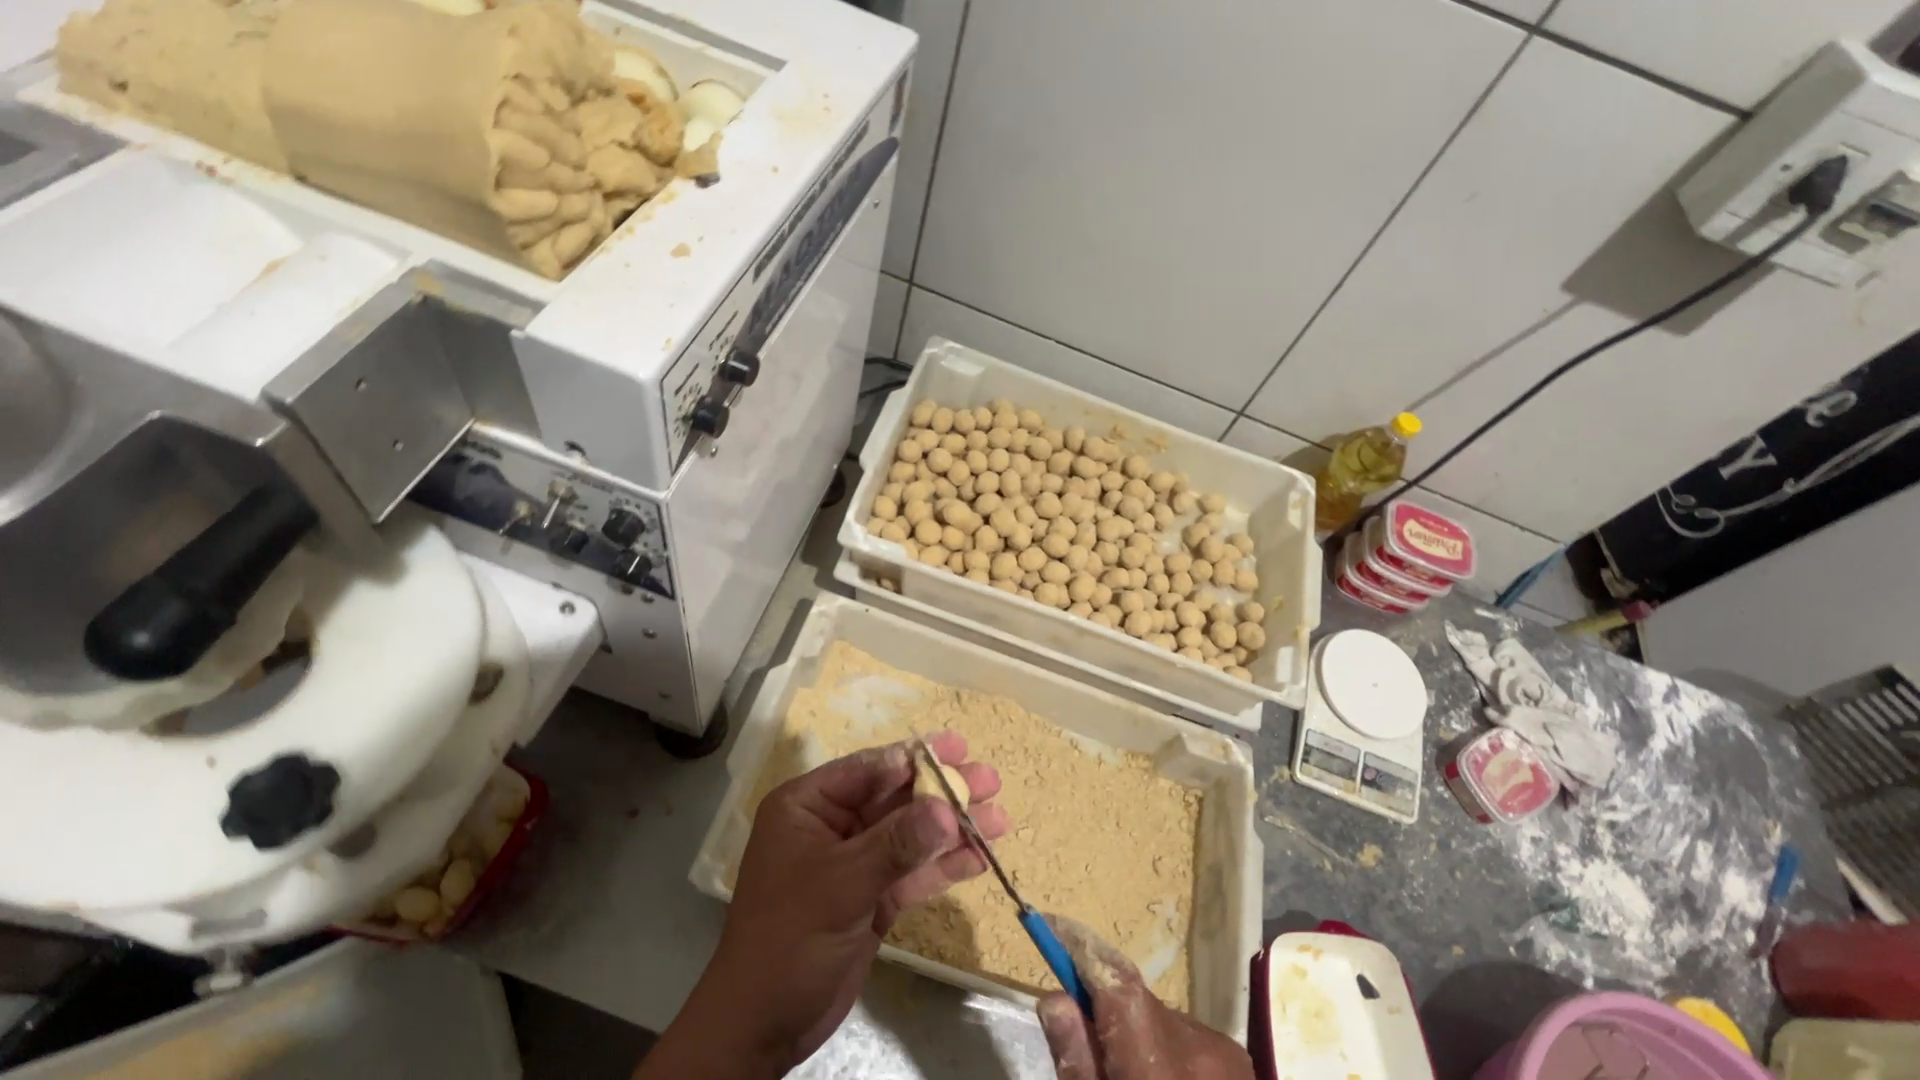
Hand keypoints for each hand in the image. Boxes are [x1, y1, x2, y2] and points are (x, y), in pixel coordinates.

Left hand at [640, 734, 1005, 1077]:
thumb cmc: (788, 939)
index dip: (913, 758)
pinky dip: (944, 867)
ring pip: (910, 836)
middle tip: (989, 779)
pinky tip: (981, 858)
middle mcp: (831, 828)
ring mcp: (854, 864)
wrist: (764, 1024)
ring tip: (999, 817)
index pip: (866, 771)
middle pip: (894, 799)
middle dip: (942, 790)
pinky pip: (913, 873)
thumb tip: (949, 810)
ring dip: (952, 829)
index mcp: (807, 807)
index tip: (957, 749)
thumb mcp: (841, 884)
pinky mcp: (872, 899)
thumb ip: (896, 845)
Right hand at [1036, 916, 1254, 1079]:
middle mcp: (1202, 1052)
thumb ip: (1078, 1063)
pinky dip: (1164, 1050)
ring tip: (1123, 1074)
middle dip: (1104, 1007)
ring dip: (1136, 1032)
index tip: (1054, 929)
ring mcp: (1229, 1059)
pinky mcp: (1241, 1064)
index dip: (1086, 953)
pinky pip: (1188, 1041)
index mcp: (1159, 1072)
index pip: (1121, 988)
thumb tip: (1055, 997)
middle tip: (1080, 1038)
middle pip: (1138, 1004)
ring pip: (1162, 1021)